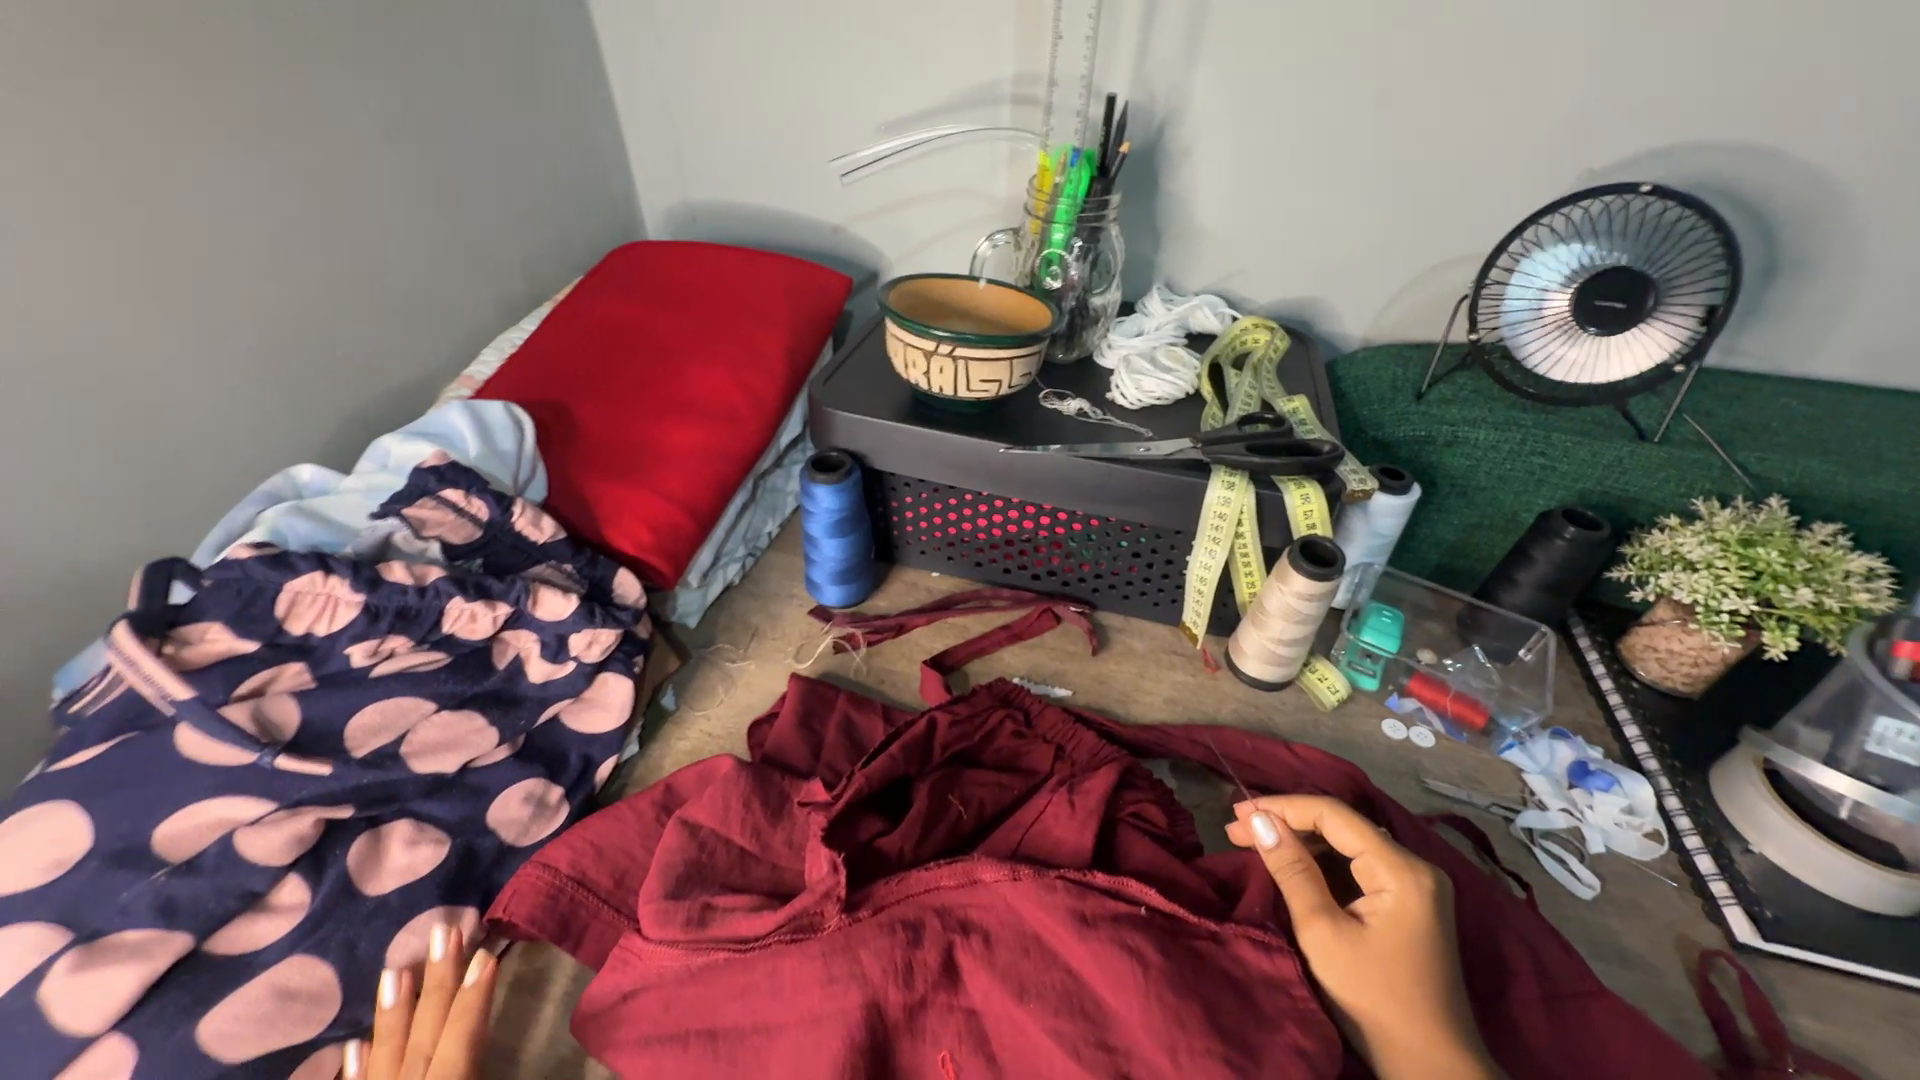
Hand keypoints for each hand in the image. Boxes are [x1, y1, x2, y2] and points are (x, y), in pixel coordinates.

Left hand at [342, 923, 497, 1079]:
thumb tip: (540, 1060)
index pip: (463, 1038)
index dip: (474, 998)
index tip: (484, 954)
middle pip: (425, 1036)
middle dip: (437, 983)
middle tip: (444, 932)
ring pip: (388, 1056)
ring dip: (393, 1014)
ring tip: (395, 970)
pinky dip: (358, 1068)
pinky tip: (355, 1043)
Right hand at [1226, 795, 1501, 1079]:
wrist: (1431, 1066)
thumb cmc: (1372, 999)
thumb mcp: (1322, 932)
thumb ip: (1292, 869)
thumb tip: (1258, 820)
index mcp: (1402, 869)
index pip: (1334, 815)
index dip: (1281, 807)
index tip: (1236, 813)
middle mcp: (1416, 866)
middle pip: (1343, 826)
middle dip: (1288, 822)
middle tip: (1236, 829)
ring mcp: (1417, 885)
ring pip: (1350, 844)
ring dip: (1303, 841)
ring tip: (1255, 841)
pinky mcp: (1411, 903)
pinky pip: (1360, 866)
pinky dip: (1324, 862)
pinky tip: (1292, 863)